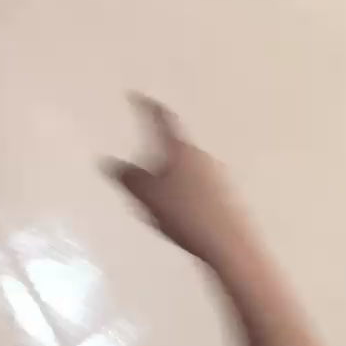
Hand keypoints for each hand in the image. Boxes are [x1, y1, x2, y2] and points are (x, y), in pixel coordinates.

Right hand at [104, 95, 249, 268]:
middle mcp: (200, 156)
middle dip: (158, 161)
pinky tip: (184, 222)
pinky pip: (201, 191)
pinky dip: (189, 199)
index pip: (160, 119)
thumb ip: (128, 177)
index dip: (147, 106)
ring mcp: (218, 176)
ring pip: (188, 172)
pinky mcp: (230, 199)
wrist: (233, 249)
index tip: (137, 96)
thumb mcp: (147, 196)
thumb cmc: (186, 216)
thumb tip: (112, 164)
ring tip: (163, 211)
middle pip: (174, 150)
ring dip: (174, 183)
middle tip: (144, 182)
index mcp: (179, 148)